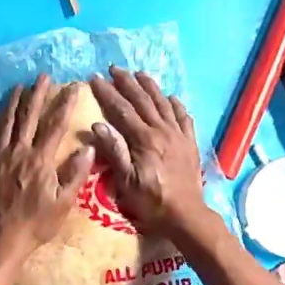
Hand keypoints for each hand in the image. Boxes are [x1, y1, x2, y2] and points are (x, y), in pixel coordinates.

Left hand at [0, 75, 93, 263]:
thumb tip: (90, 146)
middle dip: (37, 94)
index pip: (55, 125)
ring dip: (13, 102)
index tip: (72, 87)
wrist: (2, 239)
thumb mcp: (64, 203)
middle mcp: (18, 152)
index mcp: (40, 160)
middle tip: (43, 76)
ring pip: (6, 123)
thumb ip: (75, 173)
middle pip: (28, 117)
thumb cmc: (37, 224)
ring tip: (19, 86)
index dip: (64, 104)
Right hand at [86, 67, 209, 237]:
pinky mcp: (190, 143)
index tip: (94, 78)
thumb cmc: (151, 201)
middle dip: (127, 83)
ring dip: (150, 87)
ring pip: (163, 104)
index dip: (107, 92)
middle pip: (142, 100)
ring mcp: (179, 135)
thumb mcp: (126, 181)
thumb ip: (114, 151)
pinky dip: (176, 105)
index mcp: (144, 139)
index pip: (121, 109)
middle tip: (114, 69)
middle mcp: (162, 131)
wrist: (186, 215)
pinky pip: (184, 118)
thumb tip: (97, 124)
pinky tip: (171, 98)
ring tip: (139, 73)